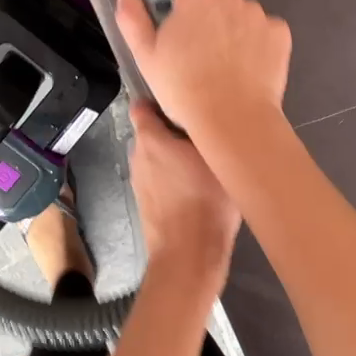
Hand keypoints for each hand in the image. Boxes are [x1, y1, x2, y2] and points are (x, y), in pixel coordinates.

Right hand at [115, 0, 292, 138]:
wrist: (233, 120)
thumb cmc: (182, 86)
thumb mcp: (145, 54)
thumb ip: (132, 14)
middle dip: (210, 11)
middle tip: (196, 45)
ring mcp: (260, 14)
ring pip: (242, 14)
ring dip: (232, 29)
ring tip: (222, 63)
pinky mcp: (281, 35)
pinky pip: (265, 33)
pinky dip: (256, 45)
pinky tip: (245, 70)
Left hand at [128, 102, 239, 296]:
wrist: (188, 256)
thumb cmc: (205, 201)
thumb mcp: (217, 159)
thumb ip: (210, 134)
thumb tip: (214, 116)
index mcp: (150, 139)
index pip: (142, 106)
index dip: (160, 100)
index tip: (184, 100)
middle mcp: (138, 156)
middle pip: (153, 132)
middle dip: (174, 130)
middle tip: (204, 132)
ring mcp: (139, 181)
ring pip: (157, 157)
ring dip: (174, 156)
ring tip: (204, 161)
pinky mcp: (145, 202)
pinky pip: (159, 179)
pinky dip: (173, 178)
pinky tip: (197, 188)